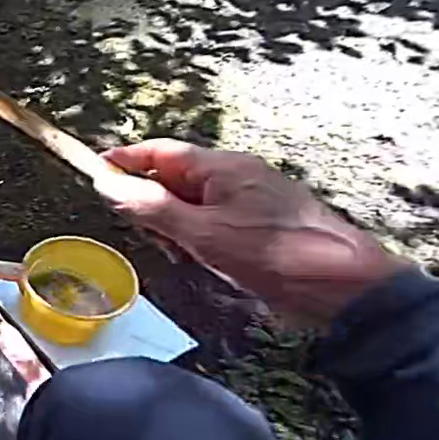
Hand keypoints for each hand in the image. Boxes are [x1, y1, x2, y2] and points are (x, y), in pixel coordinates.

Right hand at [97, 139, 407, 328]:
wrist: (344, 287)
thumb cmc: (274, 253)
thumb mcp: (200, 232)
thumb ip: (149, 208)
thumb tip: (106, 184)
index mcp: (224, 168)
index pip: (161, 152)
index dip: (125, 159)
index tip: (94, 169)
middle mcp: (234, 177)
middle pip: (171, 177)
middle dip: (148, 200)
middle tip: (142, 229)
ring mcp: (245, 200)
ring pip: (186, 202)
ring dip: (169, 224)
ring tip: (177, 250)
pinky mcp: (253, 223)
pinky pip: (205, 220)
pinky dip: (189, 235)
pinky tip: (195, 256)